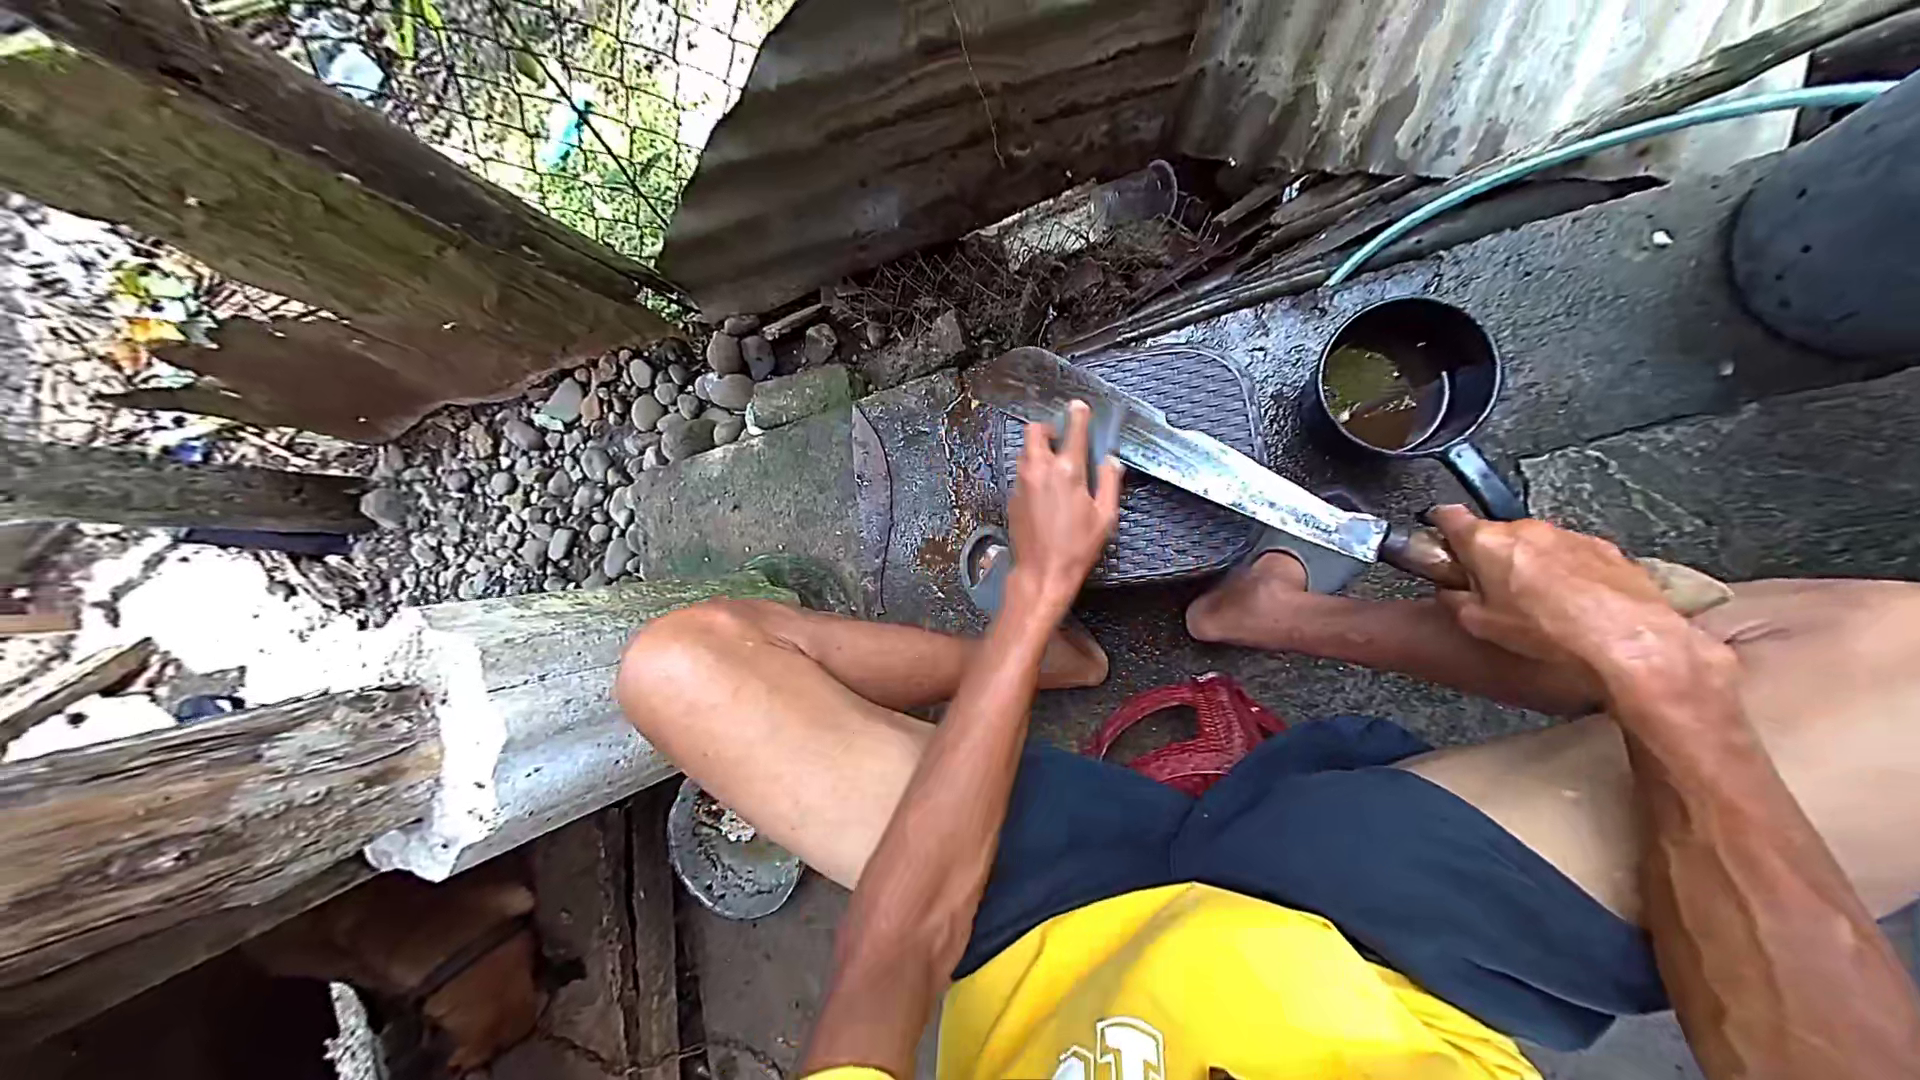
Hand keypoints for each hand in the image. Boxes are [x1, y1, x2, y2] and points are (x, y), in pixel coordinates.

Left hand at [1007, 401, 1123, 609]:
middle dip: (1048, 428)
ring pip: (1025, 451)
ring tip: (1056, 465)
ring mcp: (1022, 483)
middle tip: (1062, 438)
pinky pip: (1021, 473)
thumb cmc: (1075, 549)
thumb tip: (1111, 462)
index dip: (1078, 414)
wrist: (1041, 573)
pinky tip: (1045, 490)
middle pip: (1035, 431)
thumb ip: (1109, 482)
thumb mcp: (1105, 517)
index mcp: (1067, 471)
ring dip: (1039, 449)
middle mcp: (1039, 471)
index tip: (1079, 408)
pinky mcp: (1012, 497)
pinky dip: (1032, 472)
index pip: (1073, 429)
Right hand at [1428, 505, 1717, 684]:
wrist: (1631, 644)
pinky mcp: (1605, 550)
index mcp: (1487, 542)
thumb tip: (1452, 593)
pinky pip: (1571, 556)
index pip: (1449, 515)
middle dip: (1488, 556)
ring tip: (1535, 603)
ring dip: (1528, 565)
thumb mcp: (1477, 624)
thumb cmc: (1554, 632)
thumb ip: (1454, 599)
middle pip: (1494, 534)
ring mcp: (1569, 537)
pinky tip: (1569, 604)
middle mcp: (1527, 531)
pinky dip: (1564, 573)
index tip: (1439, 534)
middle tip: (1488, 588)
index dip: (1439, 524)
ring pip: (1534, 544)